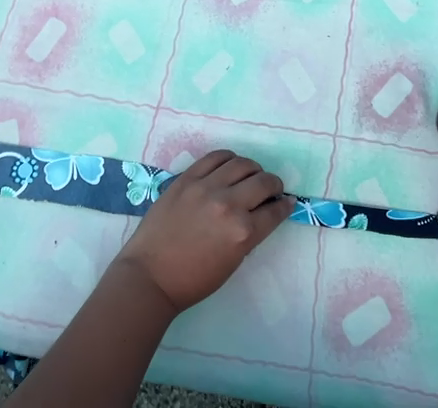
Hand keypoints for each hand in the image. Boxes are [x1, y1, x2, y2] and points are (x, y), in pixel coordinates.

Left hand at [114, 149, 293, 311]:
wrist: (151, 276)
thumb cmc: (193, 279)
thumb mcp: (233, 261)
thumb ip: (250, 234)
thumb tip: (264, 213)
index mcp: (243, 232)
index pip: (275, 210)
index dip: (284, 205)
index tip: (286, 202)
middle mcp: (228, 205)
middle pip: (263, 182)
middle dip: (273, 185)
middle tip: (271, 189)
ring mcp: (206, 188)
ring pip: (242, 164)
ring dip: (253, 169)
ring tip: (251, 176)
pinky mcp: (187, 179)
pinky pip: (215, 157)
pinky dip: (229, 159)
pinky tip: (230, 166)